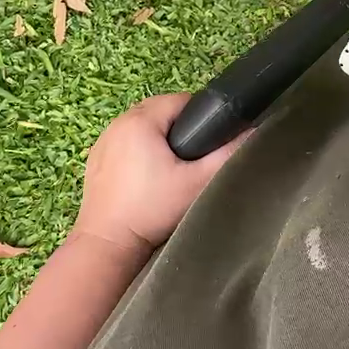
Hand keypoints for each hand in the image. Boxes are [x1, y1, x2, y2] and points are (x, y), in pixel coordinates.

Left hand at [70, 94, 246, 256]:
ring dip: (158, 140)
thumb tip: (253, 131)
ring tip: (172, 170)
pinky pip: (125, 142)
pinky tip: (146, 178)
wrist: (107, 247)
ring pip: (143, 127)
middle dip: (180, 129)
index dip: (201, 119)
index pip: (182, 101)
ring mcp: (103, 140)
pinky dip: (138, 152)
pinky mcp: (94, 159)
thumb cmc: (152, 209)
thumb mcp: (197, 182)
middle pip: (161, 111)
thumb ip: (228, 154)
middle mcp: (118, 122)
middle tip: (193, 160)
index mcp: (141, 119)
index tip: (208, 145)